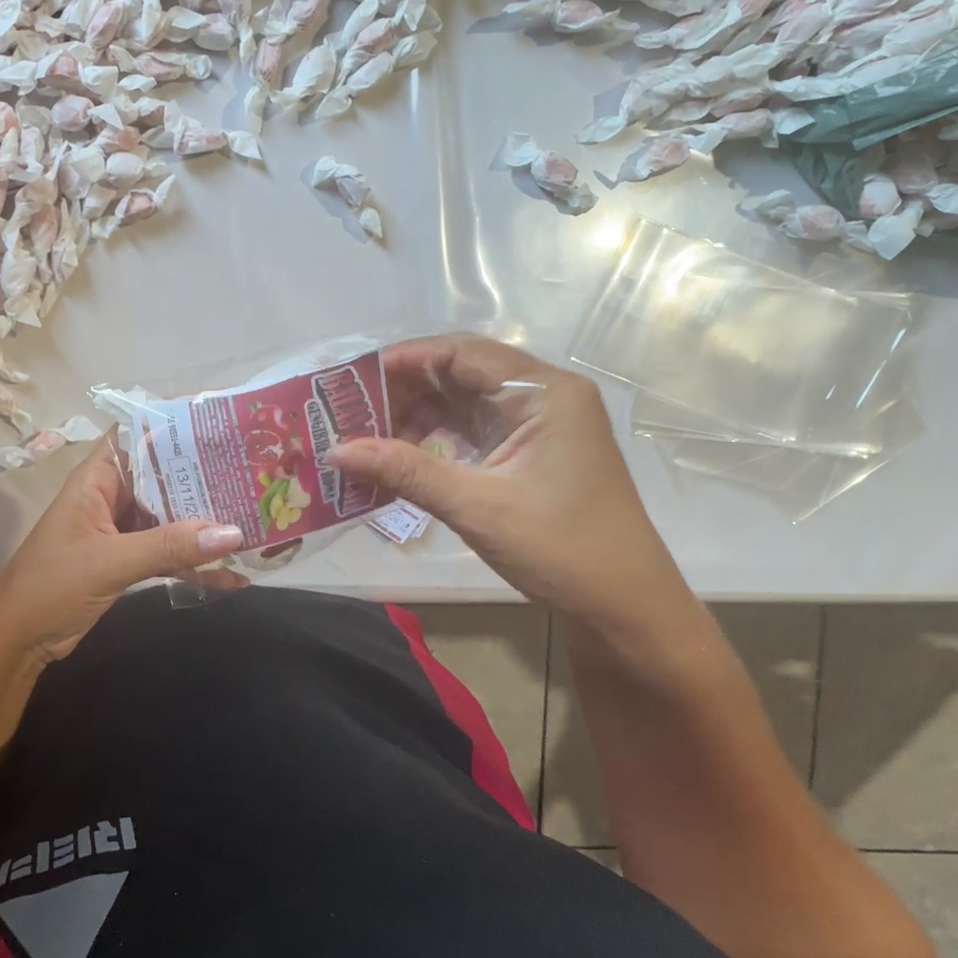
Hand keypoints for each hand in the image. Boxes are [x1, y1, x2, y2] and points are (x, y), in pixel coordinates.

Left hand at [0, 430, 244, 664]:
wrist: (18, 638)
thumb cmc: (51, 586)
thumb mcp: (110, 562)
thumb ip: (168, 546)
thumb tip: (232, 532)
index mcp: (96, 481)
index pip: (135, 436)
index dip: (173, 424)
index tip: (221, 420)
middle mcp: (110, 498)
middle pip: (162, 477)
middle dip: (204, 477)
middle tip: (256, 471)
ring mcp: (119, 532)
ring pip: (170, 517)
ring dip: (206, 522)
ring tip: (259, 517)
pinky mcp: (126, 563)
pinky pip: (167, 554)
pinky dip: (195, 564)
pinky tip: (235, 576)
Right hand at [327, 334, 693, 633]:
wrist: (622, 605)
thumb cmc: (561, 547)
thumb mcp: (476, 506)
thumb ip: (404, 471)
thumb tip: (334, 450)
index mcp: (544, 393)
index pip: (460, 353)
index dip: (400, 360)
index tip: (346, 383)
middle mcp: (541, 398)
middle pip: (456, 373)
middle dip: (398, 390)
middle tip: (340, 413)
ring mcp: (533, 427)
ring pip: (457, 404)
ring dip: (407, 417)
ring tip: (357, 437)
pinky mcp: (523, 454)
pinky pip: (465, 432)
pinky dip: (426, 441)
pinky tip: (390, 459)